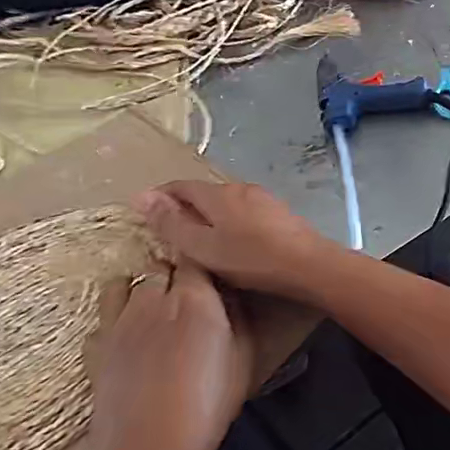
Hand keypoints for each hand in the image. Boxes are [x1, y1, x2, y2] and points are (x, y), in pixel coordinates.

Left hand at [78, 262, 254, 449]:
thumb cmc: (209, 404)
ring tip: (157, 306)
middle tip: (192, 293)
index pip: (196, 258)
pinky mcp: (94, 347)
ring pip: (127, 282)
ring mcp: (117, 322)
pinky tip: (130, 333)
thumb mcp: (244, 357)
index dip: (206, 262)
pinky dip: (116, 314)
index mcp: (194, 299)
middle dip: (176, 272)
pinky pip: (103, 314)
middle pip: (160, 265)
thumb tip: (230, 294)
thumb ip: (238, 316)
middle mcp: (152, 300)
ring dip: (143, 286)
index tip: (216, 272)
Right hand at [134, 180, 335, 299]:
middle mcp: (242, 189)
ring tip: (198, 240)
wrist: (308, 263)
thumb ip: (171, 223)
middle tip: (169, 232)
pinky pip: (245, 213)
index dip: (159, 198)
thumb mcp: (201, 245)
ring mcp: (265, 200)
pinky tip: (233, 242)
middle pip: (205, 192)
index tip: (145, 214)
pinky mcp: (280, 214)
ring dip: (209, 216)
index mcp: (218, 194)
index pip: (180, 186)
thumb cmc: (249, 257)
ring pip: (227, 203)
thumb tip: (141, 196)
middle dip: (184, 207)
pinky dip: (230, 223)